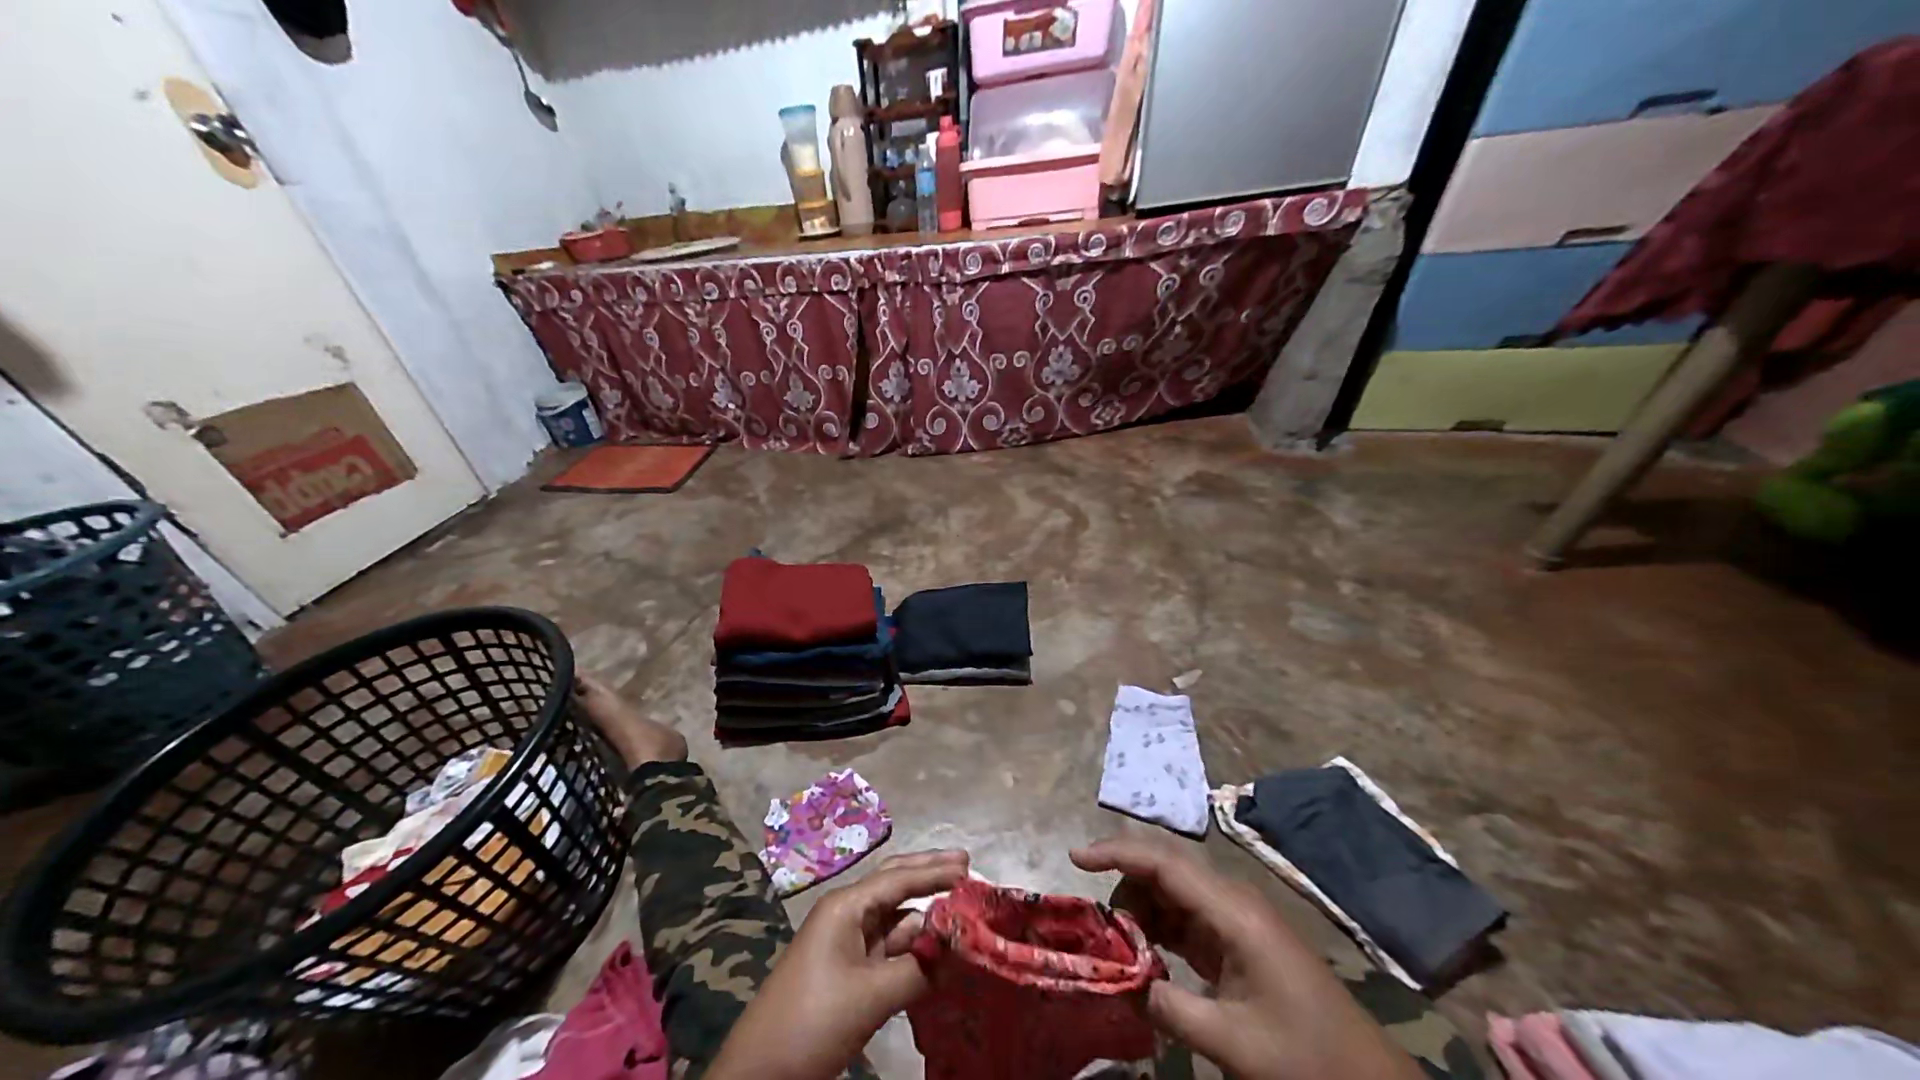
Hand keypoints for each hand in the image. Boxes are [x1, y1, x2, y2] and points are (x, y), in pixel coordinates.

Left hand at [706, 850, 968, 1079]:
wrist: (761, 1071)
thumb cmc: (813, 1020)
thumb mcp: (871, 995)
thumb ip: (919, 968)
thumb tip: (959, 948)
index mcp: (846, 907)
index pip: (898, 878)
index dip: (935, 871)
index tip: (970, 865)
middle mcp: (848, 916)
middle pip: (895, 887)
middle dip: (929, 877)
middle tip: (967, 868)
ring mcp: (847, 945)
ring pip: (896, 921)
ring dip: (927, 919)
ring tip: (964, 914)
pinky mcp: (850, 973)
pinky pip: (890, 950)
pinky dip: (915, 949)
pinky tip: (939, 951)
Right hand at [1072, 838, 1423, 1079]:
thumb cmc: (1306, 1058)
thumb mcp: (1230, 1042)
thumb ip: (1167, 1006)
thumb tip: (1119, 980)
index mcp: (1234, 912)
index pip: (1166, 863)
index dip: (1118, 853)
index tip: (1076, 859)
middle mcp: (1233, 903)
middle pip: (1165, 873)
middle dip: (1124, 889)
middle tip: (1095, 927)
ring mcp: (1236, 922)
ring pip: (1172, 896)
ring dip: (1139, 913)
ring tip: (1115, 948)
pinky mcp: (1237, 942)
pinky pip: (1185, 921)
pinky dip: (1158, 932)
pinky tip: (1142, 958)